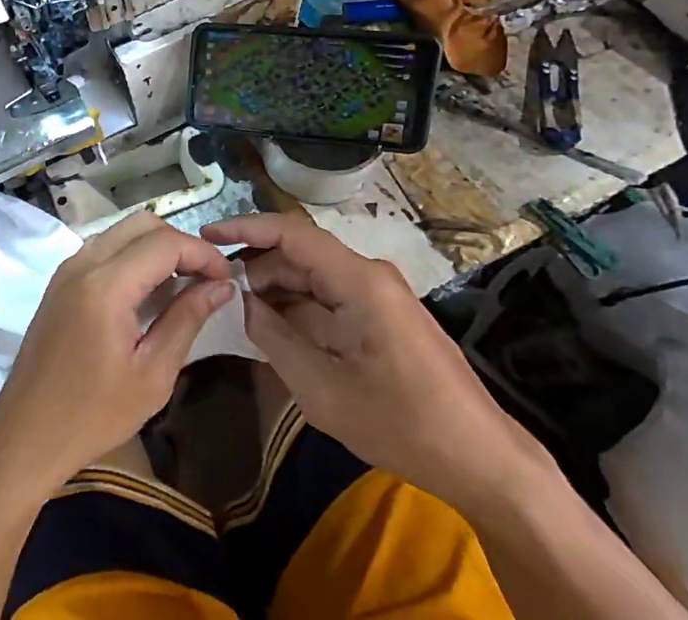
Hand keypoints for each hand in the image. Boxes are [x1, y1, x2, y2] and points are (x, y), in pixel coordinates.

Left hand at [0, 213, 235, 489]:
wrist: (27, 432)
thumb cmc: (94, 413)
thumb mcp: (153, 374)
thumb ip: (187, 319)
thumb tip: (222, 285)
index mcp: (106, 286)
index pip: (165, 243)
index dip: (202, 253)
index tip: (226, 278)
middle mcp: (83, 264)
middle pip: (142, 224)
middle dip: (180, 243)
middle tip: (205, 278)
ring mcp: (67, 269)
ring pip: (121, 231)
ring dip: (155, 246)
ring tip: (183, 283)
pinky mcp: (60, 281)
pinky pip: (103, 248)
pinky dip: (132, 255)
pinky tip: (148, 290)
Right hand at [201, 213, 551, 515]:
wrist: (480, 459)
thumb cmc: (402, 424)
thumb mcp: (322, 388)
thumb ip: (273, 337)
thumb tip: (242, 302)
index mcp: (359, 281)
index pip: (291, 232)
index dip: (245, 228)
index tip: (206, 236)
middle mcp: (369, 275)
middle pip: (299, 253)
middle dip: (255, 267)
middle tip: (215, 289)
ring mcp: (379, 294)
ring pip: (312, 275)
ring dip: (274, 288)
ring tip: (235, 309)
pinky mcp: (382, 314)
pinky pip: (329, 297)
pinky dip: (296, 306)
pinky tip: (271, 326)